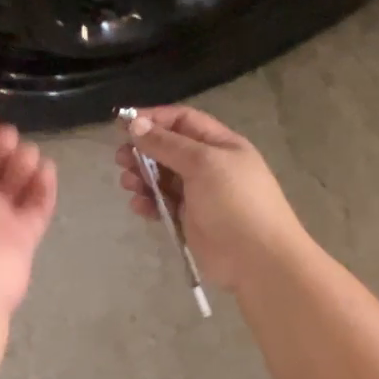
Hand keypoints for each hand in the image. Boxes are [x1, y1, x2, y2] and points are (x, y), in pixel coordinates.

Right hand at [114, 105, 308, 292]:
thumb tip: (136, 124)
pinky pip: (162, 204)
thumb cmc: (235, 202)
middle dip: (143, 150)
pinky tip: (139, 206)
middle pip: (168, 149)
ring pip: (161, 177)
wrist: (257, 259)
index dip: (154, 119)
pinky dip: (148, 202)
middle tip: (120, 158)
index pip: (183, 120)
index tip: (124, 124)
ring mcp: (199, 194)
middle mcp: (209, 165)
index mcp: (220, 145)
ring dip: (141, 177)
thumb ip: (167, 144)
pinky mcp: (189, 220)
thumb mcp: (203, 163)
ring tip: (128, 184)